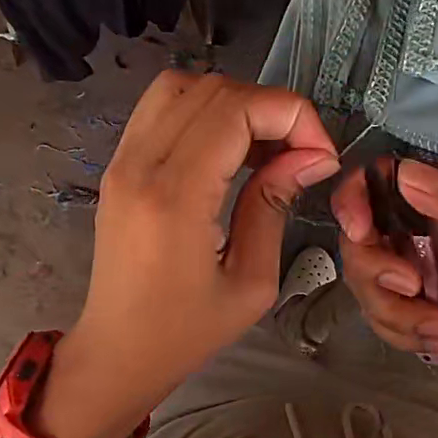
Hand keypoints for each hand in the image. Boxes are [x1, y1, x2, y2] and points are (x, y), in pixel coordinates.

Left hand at [33, 72, 339, 437]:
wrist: (117, 351)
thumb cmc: (185, 332)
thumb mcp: (251, 281)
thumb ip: (275, 205)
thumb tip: (311, 156)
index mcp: (174, 197)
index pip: (237, 109)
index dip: (292, 116)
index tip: (321, 155)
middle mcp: (140, 165)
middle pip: (213, 89)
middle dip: (271, 108)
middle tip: (299, 153)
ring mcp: (121, 160)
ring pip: (182, 86)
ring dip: (235, 103)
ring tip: (263, 147)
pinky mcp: (117, 165)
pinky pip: (161, 108)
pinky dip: (203, 111)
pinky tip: (228, 150)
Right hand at [333, 159, 437, 411]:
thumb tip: (406, 172)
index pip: (390, 177)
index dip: (359, 195)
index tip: (360, 231)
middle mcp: (428, 235)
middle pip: (360, 229)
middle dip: (373, 265)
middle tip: (411, 288)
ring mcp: (413, 275)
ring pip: (362, 275)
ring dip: (395, 309)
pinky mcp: (404, 313)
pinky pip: (372, 312)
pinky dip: (401, 332)